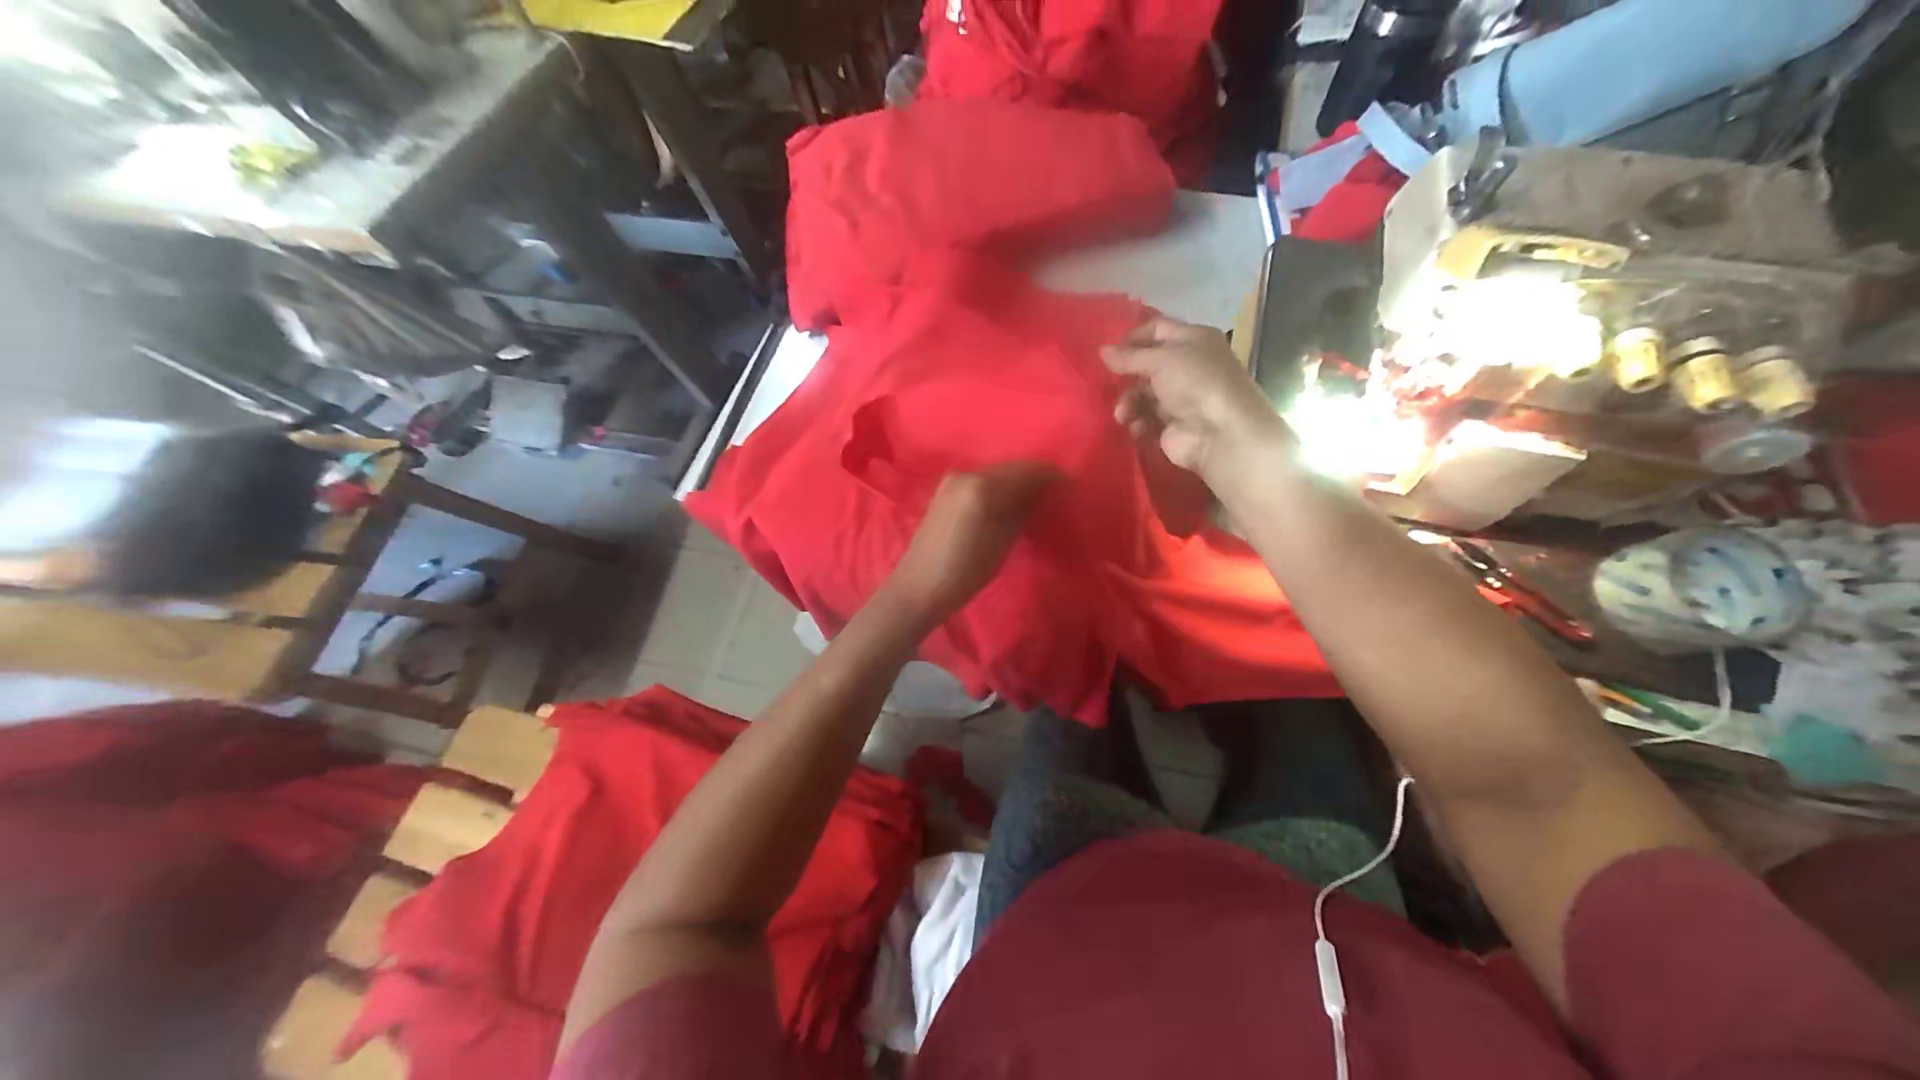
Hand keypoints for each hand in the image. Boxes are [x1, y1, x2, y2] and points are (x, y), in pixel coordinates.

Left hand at [887, 463, 1056, 618]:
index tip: (1070, 492)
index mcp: (983, 486)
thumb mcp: (1002, 543)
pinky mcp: (945, 491)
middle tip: (1055, 501)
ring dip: (1018, 485)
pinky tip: (1008, 508)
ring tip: (1035, 507)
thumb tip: (1044, 495)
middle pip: (1013, 469)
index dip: (1054, 479)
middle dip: (1037, 481)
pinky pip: (982, 482)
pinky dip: (1000, 490)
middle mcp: (968, 474)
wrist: (918, 588)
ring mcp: (953, 481)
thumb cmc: (965, 572)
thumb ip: (1023, 512)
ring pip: (998, 474)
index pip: (1030, 471)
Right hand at [1101, 317, 1289, 483]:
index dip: (1133, 337)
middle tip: (1110, 384)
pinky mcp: (1173, 424)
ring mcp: (1181, 397)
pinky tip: (1136, 428)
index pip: (1157, 329)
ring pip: (1143, 394)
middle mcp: (1188, 365)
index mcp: (1193, 340)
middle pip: (1147, 364)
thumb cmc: (1195, 383)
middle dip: (1127, 376)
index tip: (1110, 351)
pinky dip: (1137, 422)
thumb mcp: (1160, 360)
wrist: (1221, 433)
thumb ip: (1129, 356)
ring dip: (1129, 403)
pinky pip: (1146, 418)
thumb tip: (1101, 351)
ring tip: (1124, 415)